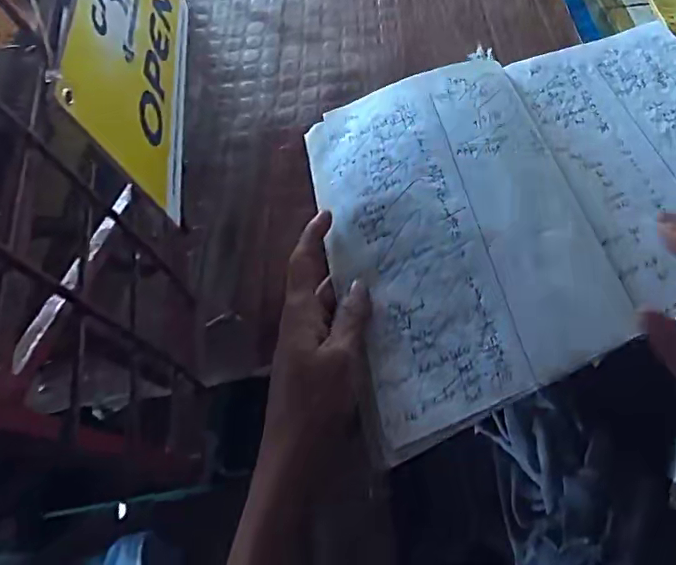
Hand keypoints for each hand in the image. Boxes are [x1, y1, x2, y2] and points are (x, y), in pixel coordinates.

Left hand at [260, 210, 370, 477]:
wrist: (293, 461)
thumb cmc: (316, 405)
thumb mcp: (342, 359)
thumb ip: (352, 319)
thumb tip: (360, 283)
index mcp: (299, 314)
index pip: (301, 261)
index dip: (313, 235)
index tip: (329, 213)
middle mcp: (298, 323)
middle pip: (315, 281)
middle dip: (338, 262)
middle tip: (370, 245)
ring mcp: (305, 346)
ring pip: (327, 307)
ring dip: (348, 293)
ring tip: (381, 278)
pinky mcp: (313, 366)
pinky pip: (332, 330)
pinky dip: (350, 320)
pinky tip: (376, 323)